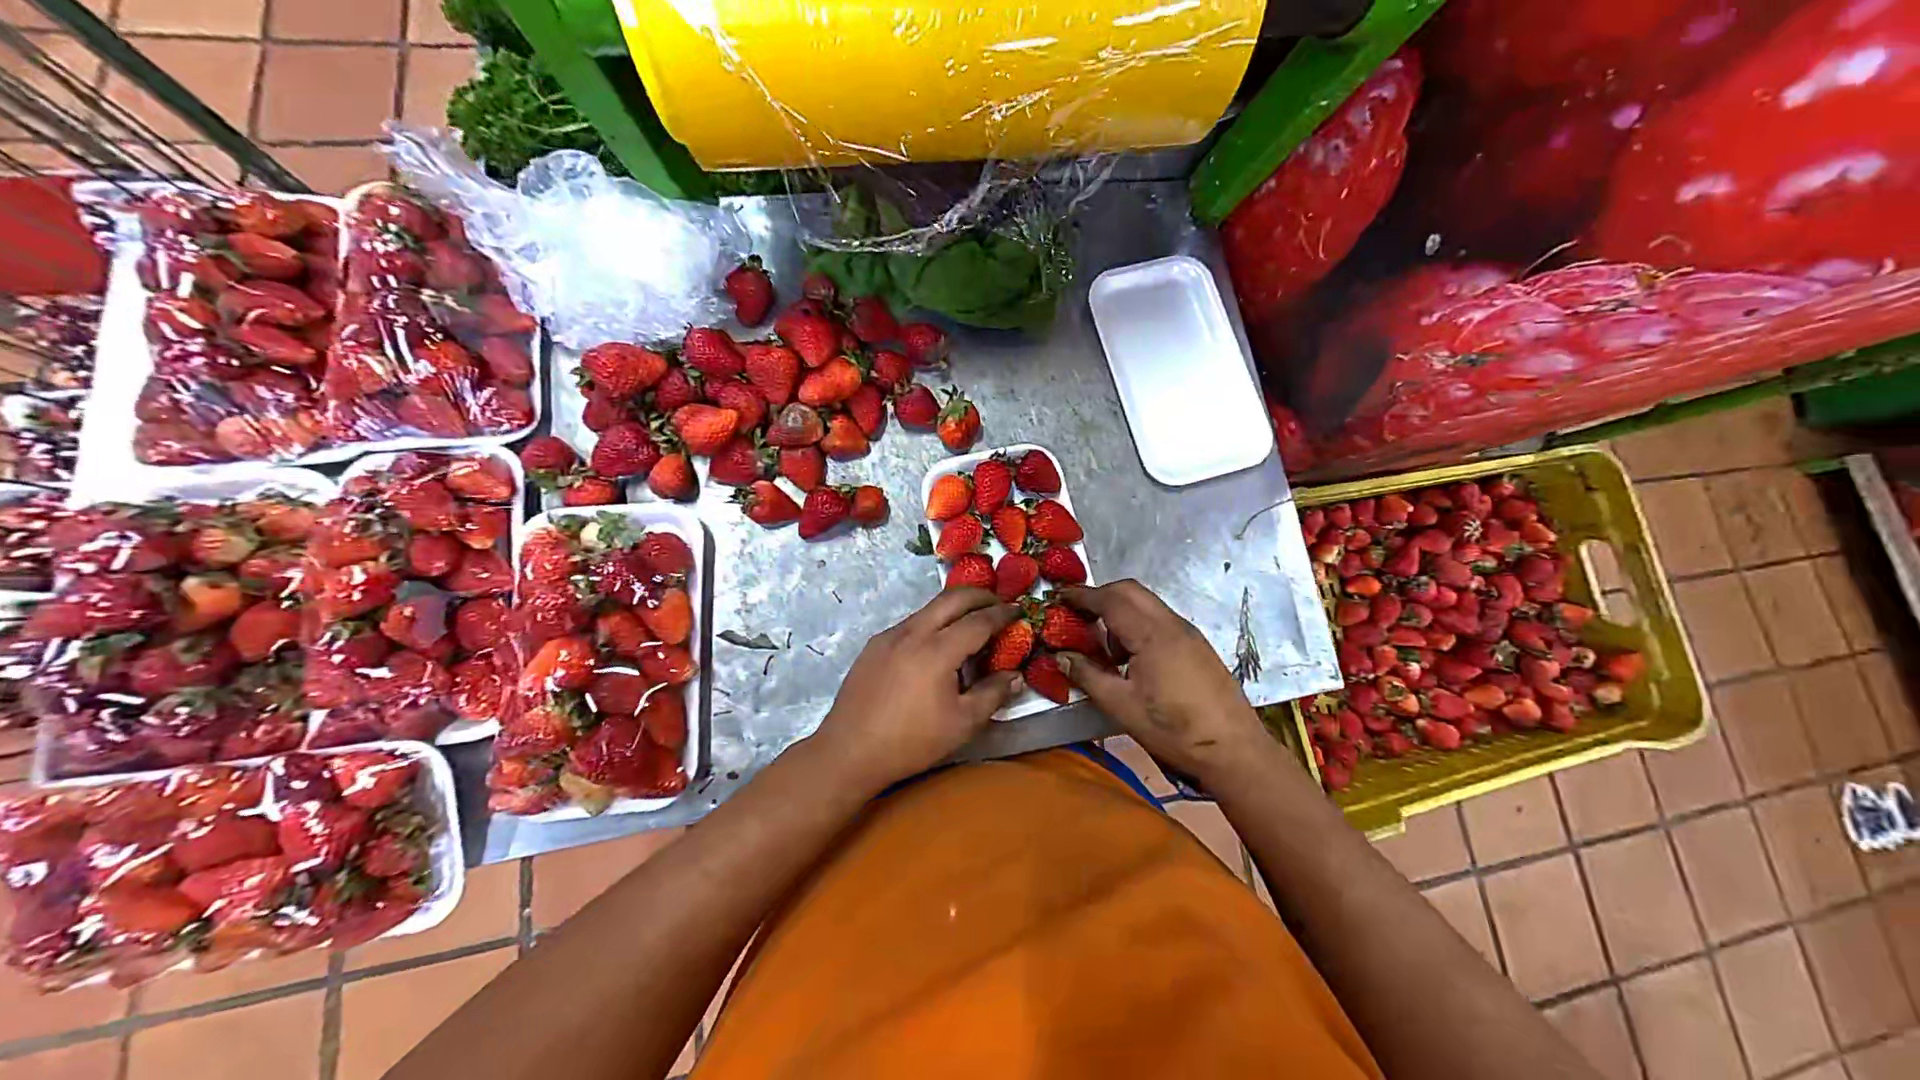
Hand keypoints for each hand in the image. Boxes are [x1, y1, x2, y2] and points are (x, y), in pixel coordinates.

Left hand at [809, 588, 1024, 790]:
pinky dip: (932, 623)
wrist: (849, 751)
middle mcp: (913, 632)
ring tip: (971, 623)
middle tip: (999, 604)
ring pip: (929, 609)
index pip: (978, 620)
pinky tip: (936, 646)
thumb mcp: (962, 724)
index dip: (1003, 613)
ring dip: (954, 608)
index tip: (1019, 611)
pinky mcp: (874, 646)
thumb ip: (993, 694)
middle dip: (980, 596)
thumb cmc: (911, 741)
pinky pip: (911, 623)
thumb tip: (1015, 676)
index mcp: (937, 650)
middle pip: (952, 599)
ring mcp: (889, 636)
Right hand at [1055, 580, 1277, 788]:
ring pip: (1146, 604)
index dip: (1081, 595)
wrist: (1234, 750)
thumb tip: (1062, 657)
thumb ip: (1088, 676)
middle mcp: (1172, 624)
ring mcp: (1188, 633)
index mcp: (1151, 634)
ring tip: (1104, 647)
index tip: (1059, 596)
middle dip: (1100, 596)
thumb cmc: (1174, 730)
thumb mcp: (1121, 706)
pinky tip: (1131, 658)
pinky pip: (1160, 620)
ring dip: (1120, 612)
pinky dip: (1138, 625)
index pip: (1110, 599)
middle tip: (1077, 615)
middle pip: (1130, 591)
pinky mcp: (1197, 646)